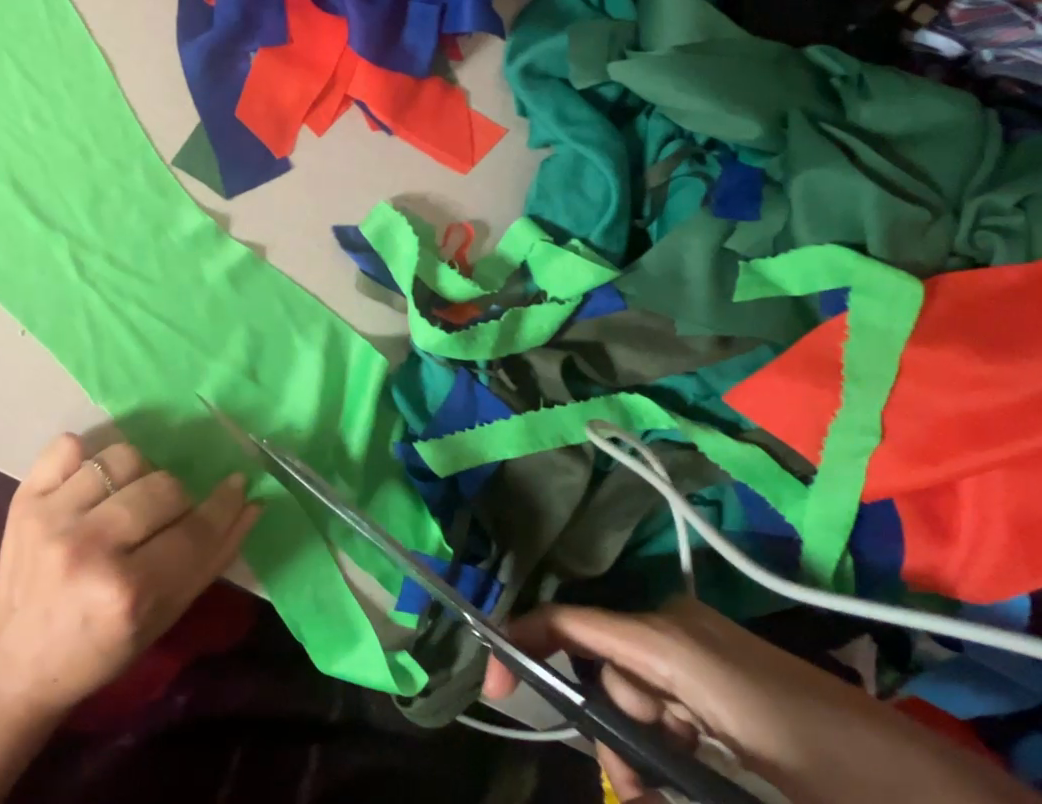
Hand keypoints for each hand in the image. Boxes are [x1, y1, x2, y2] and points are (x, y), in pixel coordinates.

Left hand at [0, 433, 259, 724]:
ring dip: (138, 475)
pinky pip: (69, 445)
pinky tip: (93, 486)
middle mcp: (88, 548)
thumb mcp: (163, 618)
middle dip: (177, 501)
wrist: (20, 658)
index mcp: (128, 592)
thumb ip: (209, 560)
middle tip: (165, 521)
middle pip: (163, 487)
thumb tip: (250, 503)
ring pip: (122, 457)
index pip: (194, 531)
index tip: (235, 485)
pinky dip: (88, 458)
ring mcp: (51, 518)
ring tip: (129, 502)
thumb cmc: (101, 649)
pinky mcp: (24, 498)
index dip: (222, 505)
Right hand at [483, 598, 1035, 803]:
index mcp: (663, 634)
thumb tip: (567, 720)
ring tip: (660, 786)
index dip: (518, 644)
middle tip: (630, 783)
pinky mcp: (717, 672)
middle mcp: (672, 627)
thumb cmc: (803, 753)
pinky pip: (661, 694)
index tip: (496, 688)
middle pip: (596, 664)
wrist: (912, 782)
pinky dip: (660, 733)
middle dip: (600, 722)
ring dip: (633, 739)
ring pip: (628, 688)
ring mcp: (697, 647)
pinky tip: (686, 765)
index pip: (564, 623)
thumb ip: (627, 718)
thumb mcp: (702, 740)